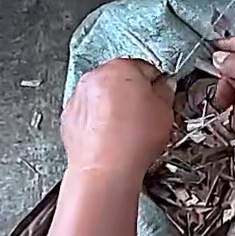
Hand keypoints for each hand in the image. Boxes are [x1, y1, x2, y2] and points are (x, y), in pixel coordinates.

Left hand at [62, 58, 174, 181]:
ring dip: (116, 104)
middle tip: (147, 111)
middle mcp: (95, 77)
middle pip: (121, 78)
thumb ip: (165, 91)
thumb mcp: (165, 111)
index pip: (146, 66)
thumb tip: (164, 86)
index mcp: (121, 69)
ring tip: (130, 126)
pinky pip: (90, 110)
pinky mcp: (69, 115)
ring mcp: (79, 96)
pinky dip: (101, 118)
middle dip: (134, 91)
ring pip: (104, 93)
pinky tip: (114, 133)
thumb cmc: (133, 140)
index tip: (161, 94)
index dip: (157, 82)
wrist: (105, 169)